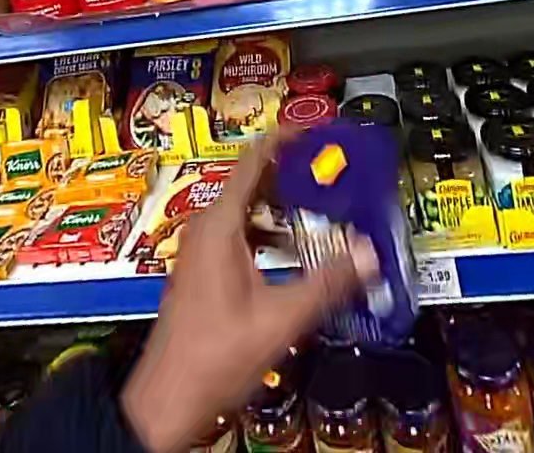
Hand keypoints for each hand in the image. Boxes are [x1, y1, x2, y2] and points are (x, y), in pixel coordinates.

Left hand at [121, 134, 378, 452]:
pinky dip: (271, 226)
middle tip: (327, 166)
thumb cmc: (210, 358)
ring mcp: (203, 248)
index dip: (285, 139)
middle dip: (293, 171)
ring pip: (249, 205)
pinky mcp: (206, 267)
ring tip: (319, 202)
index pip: (253, 159)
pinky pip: (242, 228)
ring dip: (284, 201)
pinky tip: (295, 246)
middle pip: (254, 179)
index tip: (313, 130)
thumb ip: (328, 283)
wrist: (166, 405)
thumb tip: (367, 255)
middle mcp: (207, 229)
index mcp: (219, 225)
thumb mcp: (280, 319)